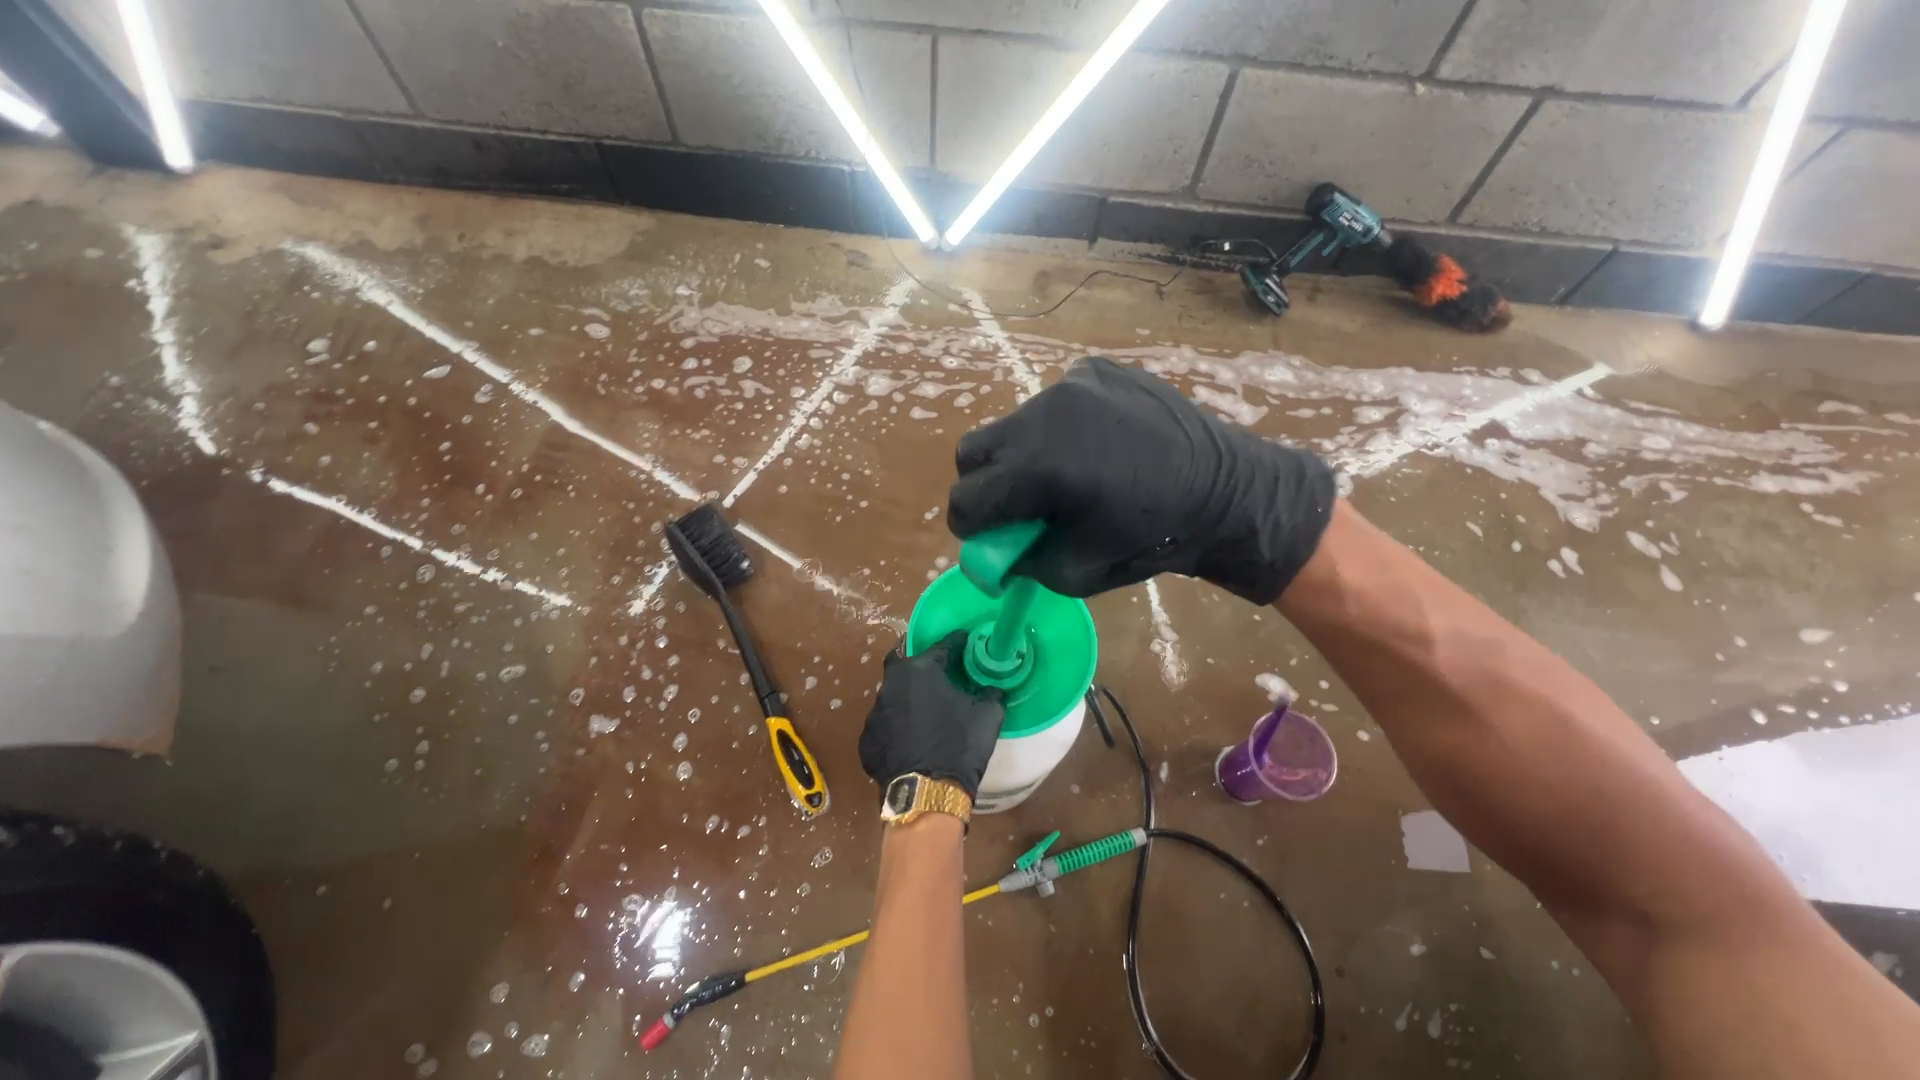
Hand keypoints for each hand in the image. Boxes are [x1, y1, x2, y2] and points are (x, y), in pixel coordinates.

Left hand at [859, 631, 1004, 798]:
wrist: (927, 793)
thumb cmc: (959, 746)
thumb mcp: (988, 716)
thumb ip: (990, 693)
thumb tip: (993, 687)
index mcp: (920, 671)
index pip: (941, 646)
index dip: (957, 643)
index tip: (966, 641)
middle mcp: (891, 684)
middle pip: (906, 662)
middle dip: (922, 663)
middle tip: (939, 672)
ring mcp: (875, 713)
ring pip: (893, 694)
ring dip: (908, 697)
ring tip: (926, 710)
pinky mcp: (867, 739)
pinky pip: (885, 724)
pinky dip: (898, 725)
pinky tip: (911, 738)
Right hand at [948, 356, 1336, 603]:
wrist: (1228, 490)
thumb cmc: (1152, 539)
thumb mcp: (1074, 572)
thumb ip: (1020, 560)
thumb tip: (992, 552)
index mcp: (1037, 469)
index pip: (967, 497)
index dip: (971, 526)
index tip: (992, 537)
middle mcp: (1041, 415)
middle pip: (975, 451)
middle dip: (987, 484)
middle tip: (1019, 506)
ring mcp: (1068, 385)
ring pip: (1015, 425)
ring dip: (1025, 454)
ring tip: (1071, 474)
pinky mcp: (1095, 370)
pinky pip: (1054, 402)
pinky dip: (1061, 429)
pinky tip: (1100, 446)